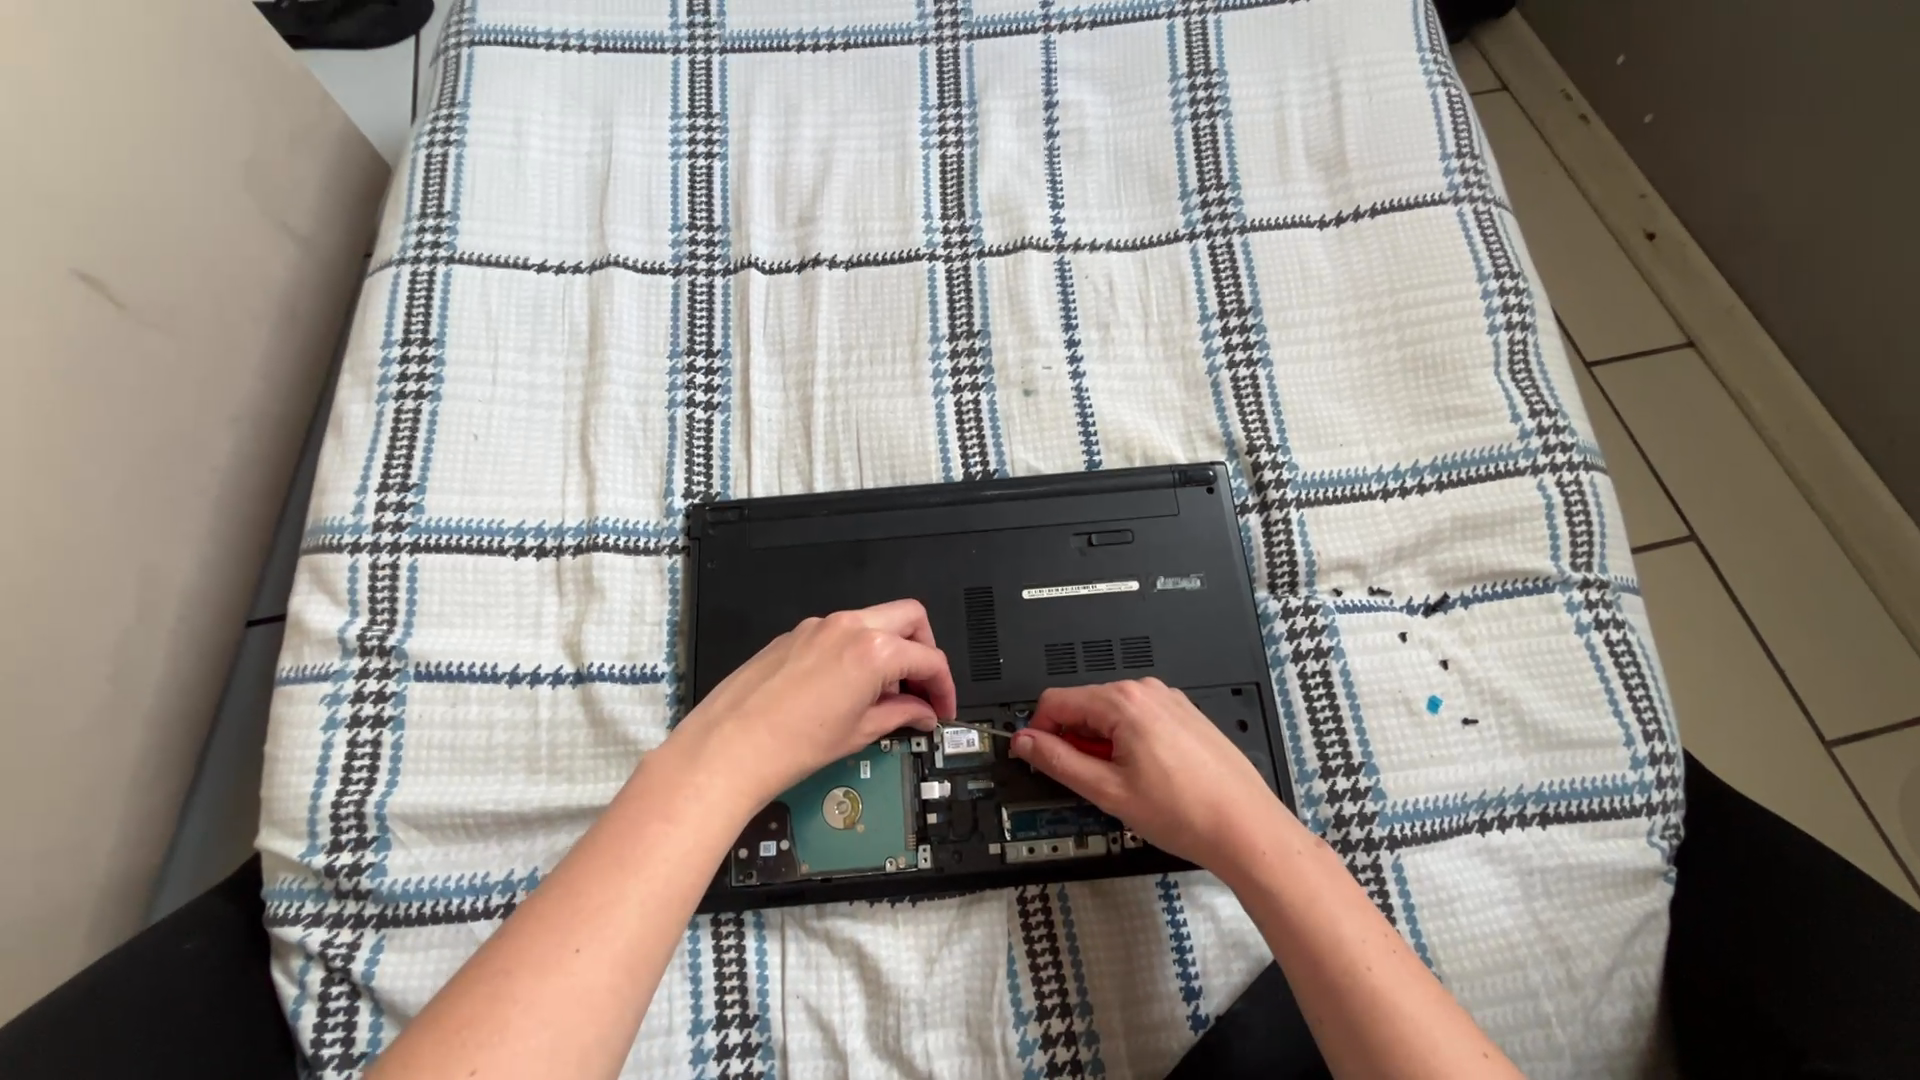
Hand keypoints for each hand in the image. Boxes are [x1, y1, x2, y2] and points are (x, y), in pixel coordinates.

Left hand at [671, 599, 957, 809]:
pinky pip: (841, 631)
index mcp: (873, 650)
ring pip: (874, 620)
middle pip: (910, 618)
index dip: (944, 687)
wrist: (728, 748)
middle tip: (923, 687)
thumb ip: (901, 714)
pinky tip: (848, 688)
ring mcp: (819, 626)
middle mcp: (849, 626)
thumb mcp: (860, 733)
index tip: (942, 709)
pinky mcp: (794, 635)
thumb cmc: (791, 745)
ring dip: (891, 648)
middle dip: (925, 649)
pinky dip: (858, 650)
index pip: (929, 658)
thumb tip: (921, 712)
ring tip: (884, 695)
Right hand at [1010, 678, 1292, 875]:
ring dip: (1100, 743)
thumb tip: (1026, 743)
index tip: (1037, 757)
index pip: (1055, 701)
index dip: (1038, 730)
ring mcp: (1169, 701)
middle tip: (1086, 780)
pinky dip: (1126, 741)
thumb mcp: (1107, 791)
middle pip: (1083, 704)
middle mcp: (1146, 691)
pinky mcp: (1183, 715)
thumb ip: (1057, 761)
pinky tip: (1143, 776)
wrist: (1245, 827)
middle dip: (1073, 739)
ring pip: (1110, 713)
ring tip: (1121, 783)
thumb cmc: (1187, 812)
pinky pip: (1137, 718)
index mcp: (1124, 702)